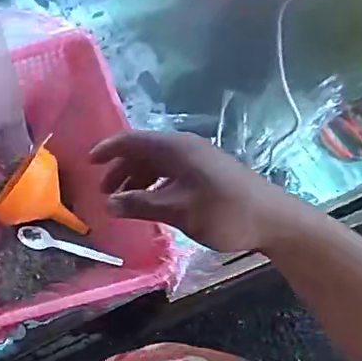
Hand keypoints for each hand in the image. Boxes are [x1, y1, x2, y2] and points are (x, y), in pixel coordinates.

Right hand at [90, 130, 316, 253]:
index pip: (132, 140)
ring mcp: (199, 159)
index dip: (108, 150)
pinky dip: (155, 185)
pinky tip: (152, 203)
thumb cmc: (224, 212)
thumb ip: (141, 205)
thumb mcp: (178, 211)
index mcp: (176, 148)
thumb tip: (109, 204)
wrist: (273, 220)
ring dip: (137, 180)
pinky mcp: (208, 173)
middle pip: (143, 151)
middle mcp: (185, 148)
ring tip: (124, 203)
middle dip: (120, 170)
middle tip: (104, 193)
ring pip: (158, 163)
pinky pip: (171, 172)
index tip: (88, 163)